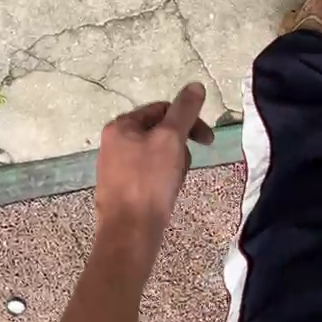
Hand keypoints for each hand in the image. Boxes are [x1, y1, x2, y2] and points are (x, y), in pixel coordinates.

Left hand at [94, 83, 214, 253]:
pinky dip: (164, 179)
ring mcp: (116, 168)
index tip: (207, 139)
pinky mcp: (123, 191)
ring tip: (175, 182)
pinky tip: (167, 194)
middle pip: (160, 132)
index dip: (187, 120)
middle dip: (179, 146)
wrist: (129, 236)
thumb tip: (196, 85)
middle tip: (186, 164)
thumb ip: (184, 111)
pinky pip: (150, 174)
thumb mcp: (171, 140)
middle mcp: (114, 144)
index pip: (161, 110)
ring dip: (174, 164)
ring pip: (157, 154)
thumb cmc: (149, 182)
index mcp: (120, 126)